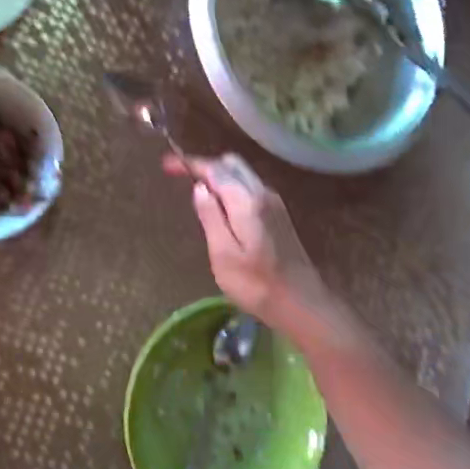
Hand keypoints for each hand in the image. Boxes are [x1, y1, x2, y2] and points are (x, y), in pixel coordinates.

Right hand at [164, 152, 327, 324]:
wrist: (302, 304)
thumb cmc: (256, 284)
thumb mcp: (223, 254)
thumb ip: (210, 217)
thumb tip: (199, 188)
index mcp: (247, 201)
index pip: (215, 170)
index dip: (189, 164)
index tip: (167, 165)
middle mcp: (263, 193)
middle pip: (232, 165)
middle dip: (205, 166)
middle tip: (181, 178)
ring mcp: (274, 204)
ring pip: (242, 175)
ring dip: (219, 176)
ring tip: (198, 193)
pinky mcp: (279, 216)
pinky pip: (250, 188)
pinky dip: (231, 187)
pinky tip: (221, 208)